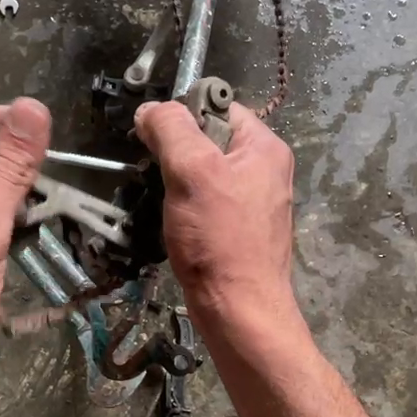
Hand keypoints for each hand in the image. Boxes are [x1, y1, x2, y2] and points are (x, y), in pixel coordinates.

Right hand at [134, 100, 295, 318]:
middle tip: (157, 172)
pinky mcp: (241, 228)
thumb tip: (151, 109)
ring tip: (164, 200)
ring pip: (204, 171)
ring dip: (177, 181)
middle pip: (209, 138)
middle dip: (177, 152)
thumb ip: (171, 130)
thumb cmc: (219, 238)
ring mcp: (254, 201)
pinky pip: (207, 200)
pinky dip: (185, 206)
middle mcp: (266, 168)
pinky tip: (174, 222)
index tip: (156, 138)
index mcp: (265, 146)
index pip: (218, 106)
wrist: (239, 310)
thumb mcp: (192, 172)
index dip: (184, 116)